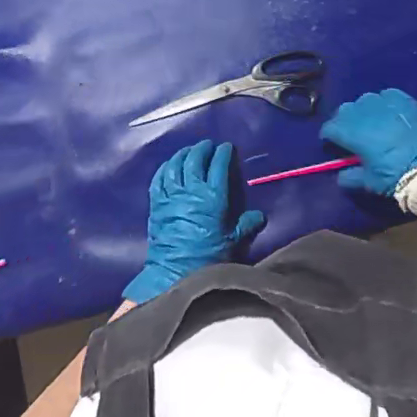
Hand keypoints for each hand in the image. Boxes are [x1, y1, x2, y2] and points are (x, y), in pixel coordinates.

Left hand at [124, 140, 265, 303]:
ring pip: (176, 165)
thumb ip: (246, 225)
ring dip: (183, 154)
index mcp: (213, 197)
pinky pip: (160, 178)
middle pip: (195, 160)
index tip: (227, 147)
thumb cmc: (208, 256)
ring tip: (189, 150)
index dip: (223, 153)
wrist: (175, 271)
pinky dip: (165, 167)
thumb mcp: (233, 242)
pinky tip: (169, 165)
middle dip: (203, 149)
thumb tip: (259, 216)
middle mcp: (191, 190)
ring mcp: (171, 194)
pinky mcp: (157, 202)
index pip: (218, 166)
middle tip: (208, 145)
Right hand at [320, 89, 416, 212]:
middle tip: (351, 134)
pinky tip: (389, 111)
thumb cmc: (396, 177)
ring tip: (370, 121)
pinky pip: (389, 95)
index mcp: (352, 133)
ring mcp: (386, 106)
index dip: (328, 136)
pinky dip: (386, 101)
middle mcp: (365, 114)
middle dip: (344, 121)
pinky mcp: (406, 103)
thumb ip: (351, 177)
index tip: (332, 144)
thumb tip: (341, 176)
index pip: (330, 128)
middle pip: (345, 110)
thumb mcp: (370, 182)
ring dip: (364, 110)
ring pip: (366, 100)